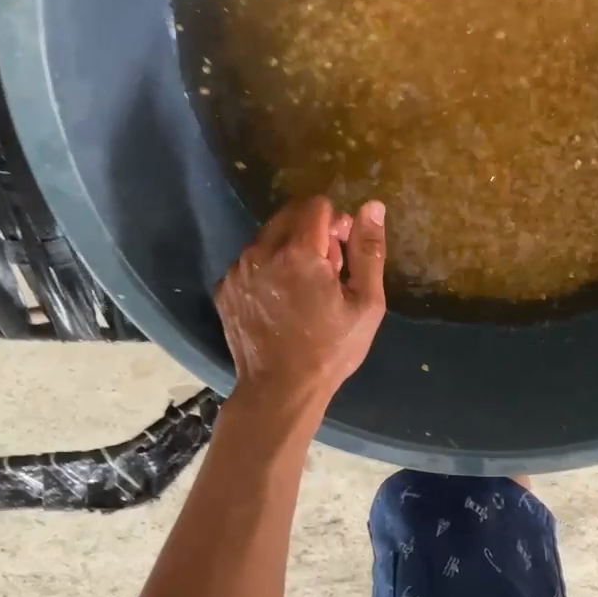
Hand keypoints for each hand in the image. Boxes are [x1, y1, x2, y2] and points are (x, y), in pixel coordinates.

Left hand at [215, 196, 386, 408]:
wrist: (279, 390)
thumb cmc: (331, 349)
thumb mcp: (366, 303)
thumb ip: (369, 250)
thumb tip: (373, 207)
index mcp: (299, 252)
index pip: (317, 205)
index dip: (337, 223)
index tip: (343, 253)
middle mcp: (261, 251)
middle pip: (290, 215)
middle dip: (313, 232)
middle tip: (327, 271)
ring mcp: (237, 270)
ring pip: (268, 238)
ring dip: (289, 250)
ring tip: (303, 290)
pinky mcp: (224, 288)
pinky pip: (250, 262)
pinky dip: (268, 270)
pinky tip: (280, 302)